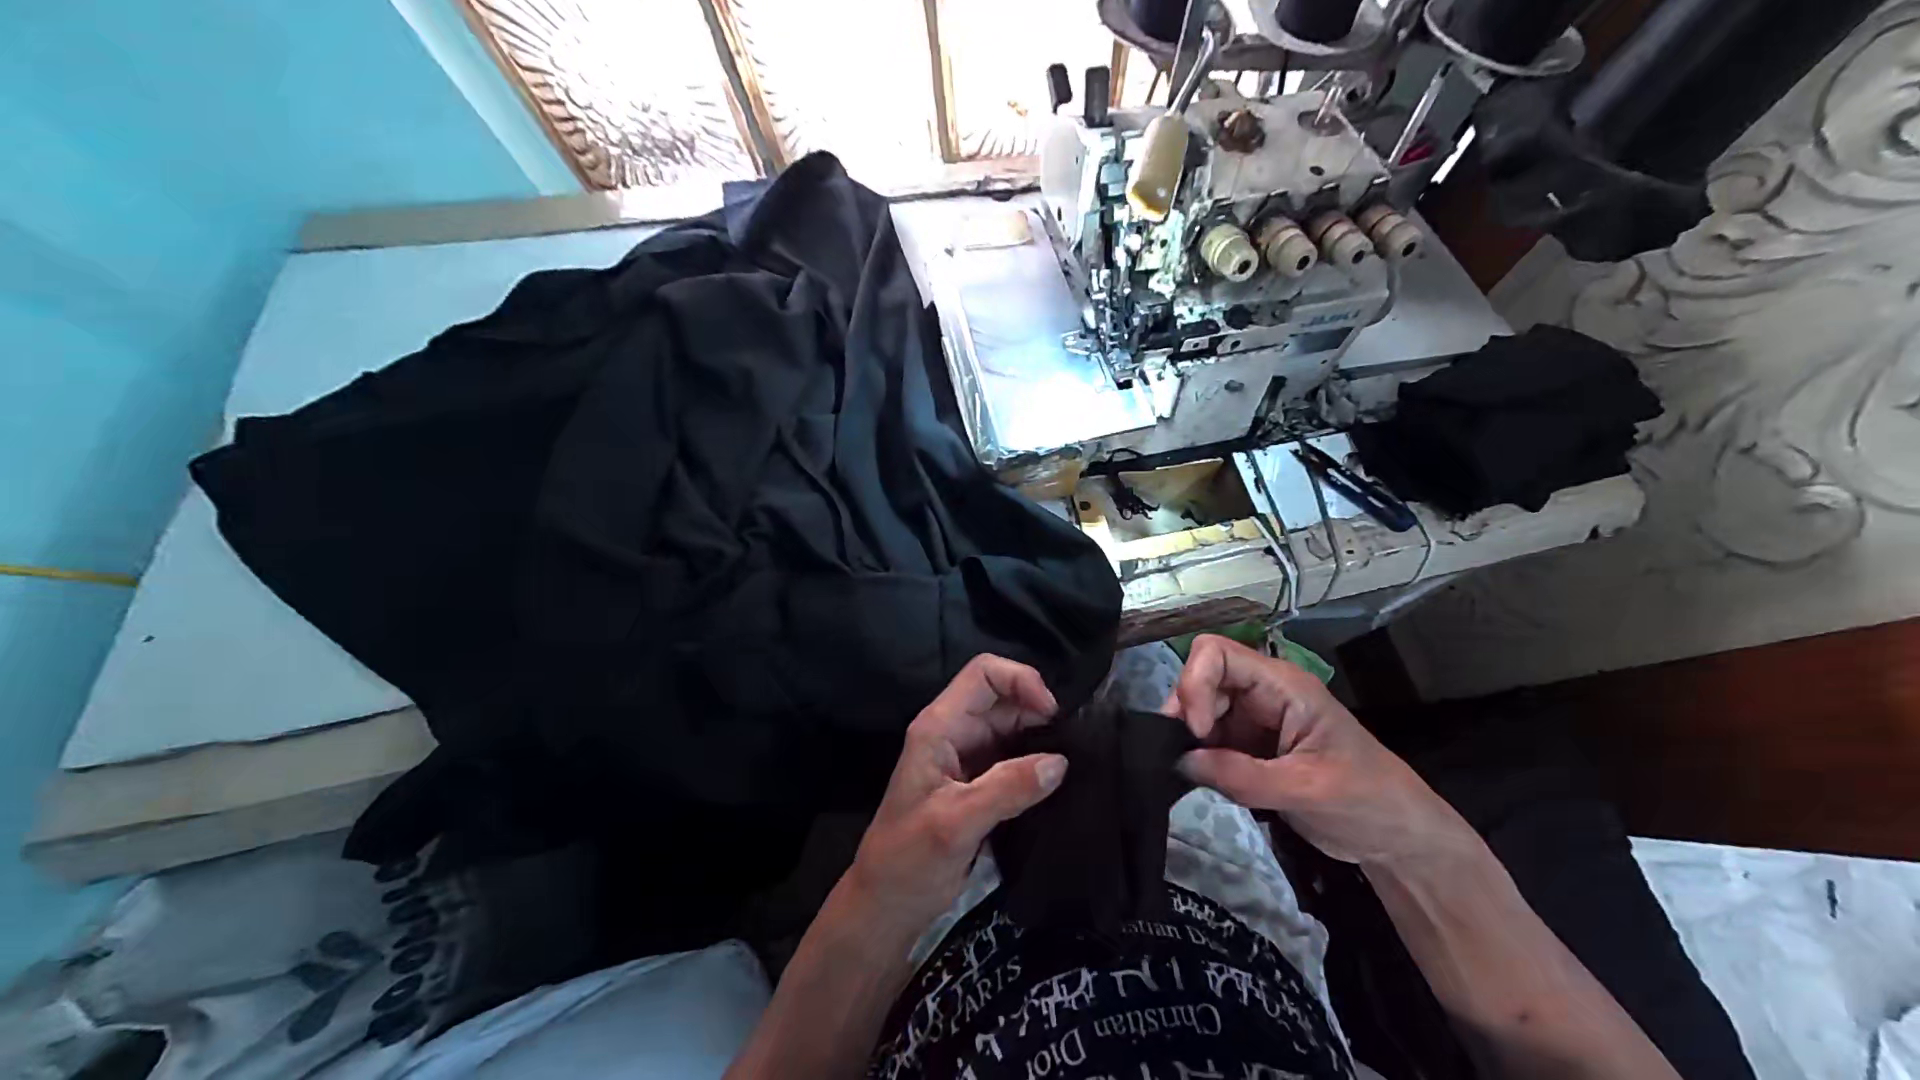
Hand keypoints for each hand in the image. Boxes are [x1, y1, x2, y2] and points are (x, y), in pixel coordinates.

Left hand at [843, 655, 1068, 934]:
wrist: (888, 903)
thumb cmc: (909, 859)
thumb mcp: (956, 823)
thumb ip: (1006, 789)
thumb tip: (1060, 762)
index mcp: (940, 727)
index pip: (983, 674)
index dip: (1021, 680)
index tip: (1052, 715)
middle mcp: (955, 732)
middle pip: (1004, 697)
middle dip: (1039, 711)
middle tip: (1073, 744)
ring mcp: (969, 757)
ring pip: (1013, 726)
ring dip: (1042, 737)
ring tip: (1074, 761)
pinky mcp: (981, 783)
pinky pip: (1016, 757)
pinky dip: (1039, 762)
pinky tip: (1060, 780)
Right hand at [1164, 634, 1477, 869]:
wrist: (1397, 838)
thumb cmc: (1366, 801)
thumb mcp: (1307, 789)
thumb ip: (1241, 776)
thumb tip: (1181, 761)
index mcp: (1282, 686)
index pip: (1215, 654)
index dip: (1194, 683)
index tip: (1196, 732)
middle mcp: (1262, 693)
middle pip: (1201, 680)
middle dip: (1186, 714)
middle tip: (1187, 759)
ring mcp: (1253, 719)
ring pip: (1199, 710)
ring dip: (1190, 739)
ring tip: (1197, 775)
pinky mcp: (1247, 746)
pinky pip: (1208, 740)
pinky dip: (1198, 757)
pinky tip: (1203, 780)